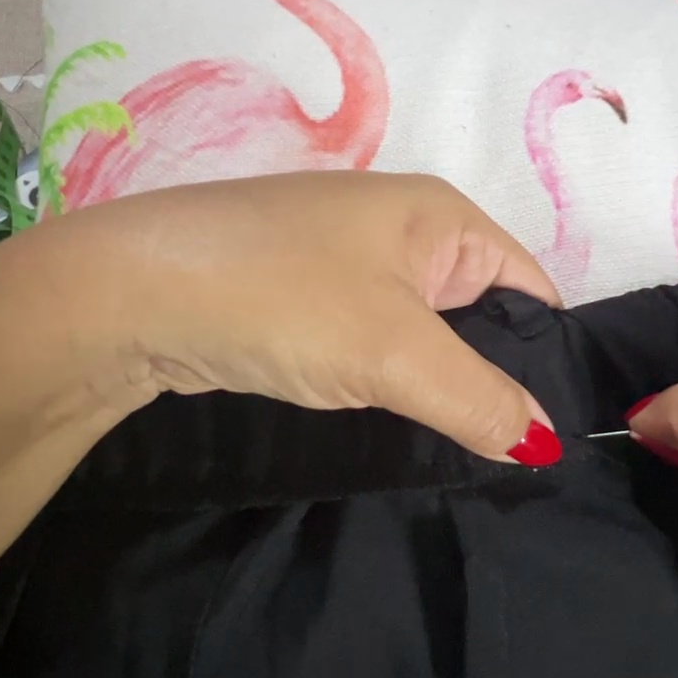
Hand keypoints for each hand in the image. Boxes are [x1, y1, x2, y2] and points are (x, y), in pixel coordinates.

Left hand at [34, 171, 562, 463]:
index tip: (550, 438)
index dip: (545, 359)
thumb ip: (479, 399)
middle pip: (481, 315)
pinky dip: (393, 384)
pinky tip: (398, 428)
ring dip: (441, 389)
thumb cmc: (280, 299)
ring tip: (460, 456)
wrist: (127, 294)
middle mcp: (404, 229)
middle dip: (494, 382)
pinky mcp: (311, 299)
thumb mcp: (395, 352)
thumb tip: (545, 443)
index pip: (530, 290)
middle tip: (509, 461)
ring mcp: (352, 264)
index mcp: (443, 216)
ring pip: (427, 336)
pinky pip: (379, 346)